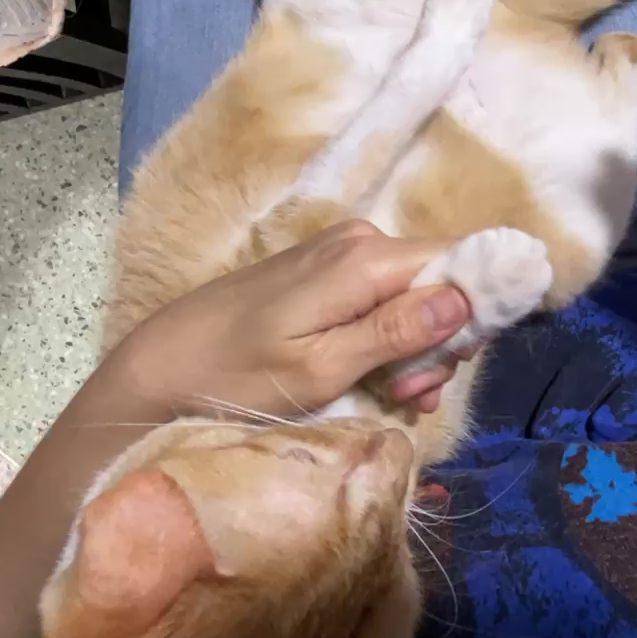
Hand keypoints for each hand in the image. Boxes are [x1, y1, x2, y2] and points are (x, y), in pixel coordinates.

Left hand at [101, 221, 473, 418]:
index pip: (460, 262)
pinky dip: (388, 340)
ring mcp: (342, 253)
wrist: (163, 362)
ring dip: (412, 350)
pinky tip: (374, 378)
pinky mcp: (327, 271)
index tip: (452, 364)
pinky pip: (383, 299)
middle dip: (437, 343)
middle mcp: (362, 241)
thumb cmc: (238, 374)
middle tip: (405, 396)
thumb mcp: (321, 368)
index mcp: (366, 258)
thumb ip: (395, 332)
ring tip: (384, 395)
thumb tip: (466, 298)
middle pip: (439, 284)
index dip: (473, 312)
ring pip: (413, 296)